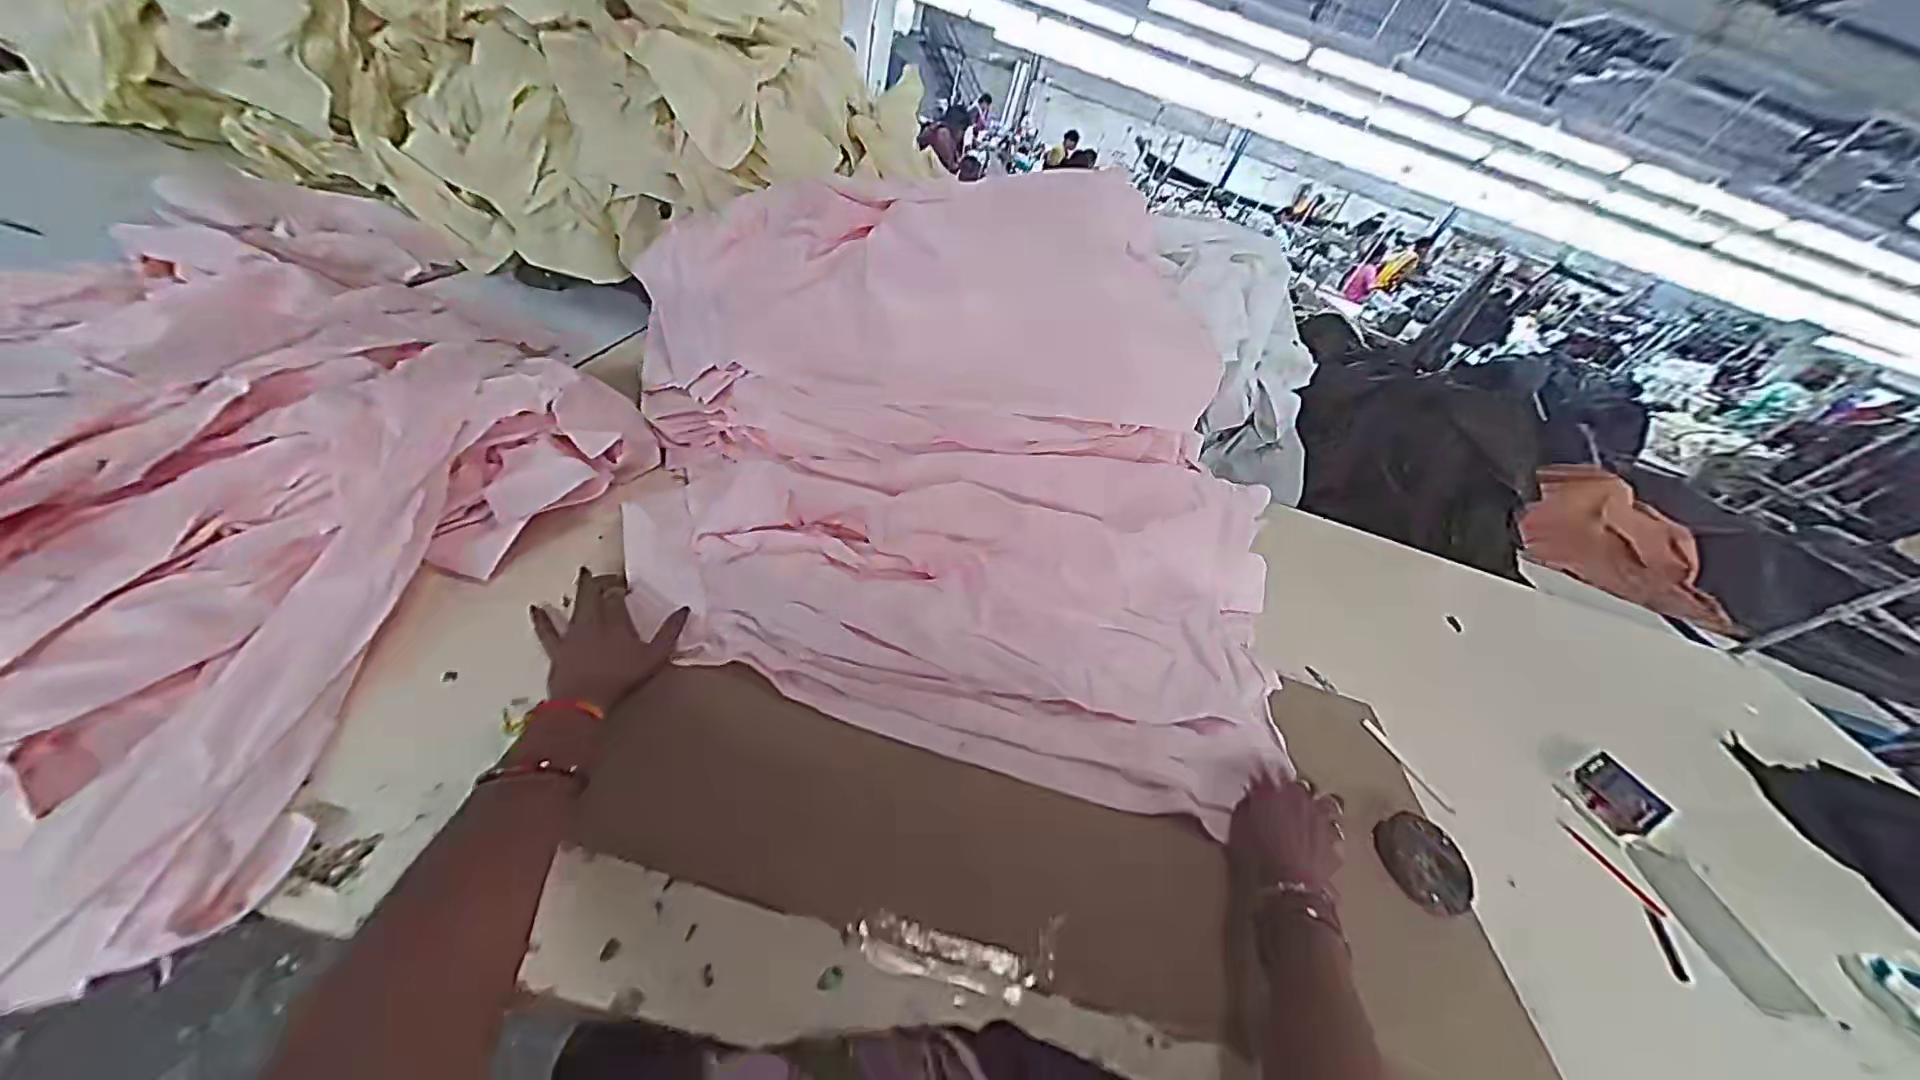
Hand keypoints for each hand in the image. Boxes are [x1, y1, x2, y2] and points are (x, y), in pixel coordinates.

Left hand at [530, 568, 688, 713]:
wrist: (584, 701)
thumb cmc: (623, 678)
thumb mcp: (655, 656)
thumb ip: (670, 632)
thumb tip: (684, 609)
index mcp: (616, 621)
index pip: (616, 595)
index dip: (620, 585)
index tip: (627, 582)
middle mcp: (592, 621)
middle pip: (594, 593)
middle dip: (601, 580)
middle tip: (607, 573)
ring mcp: (572, 633)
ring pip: (576, 605)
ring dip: (580, 589)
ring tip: (582, 573)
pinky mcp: (557, 648)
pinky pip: (547, 631)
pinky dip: (541, 619)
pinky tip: (535, 608)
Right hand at [1229, 778, 1344, 894]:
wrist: (1289, 885)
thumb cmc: (1258, 856)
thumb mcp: (1238, 827)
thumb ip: (1245, 807)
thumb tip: (1249, 800)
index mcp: (1272, 791)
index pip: (1267, 771)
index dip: (1263, 775)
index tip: (1259, 779)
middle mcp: (1300, 799)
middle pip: (1298, 784)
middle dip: (1291, 788)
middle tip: (1282, 797)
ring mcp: (1321, 818)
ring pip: (1324, 800)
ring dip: (1316, 804)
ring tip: (1308, 812)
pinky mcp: (1335, 839)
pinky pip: (1334, 826)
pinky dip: (1328, 828)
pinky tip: (1321, 834)